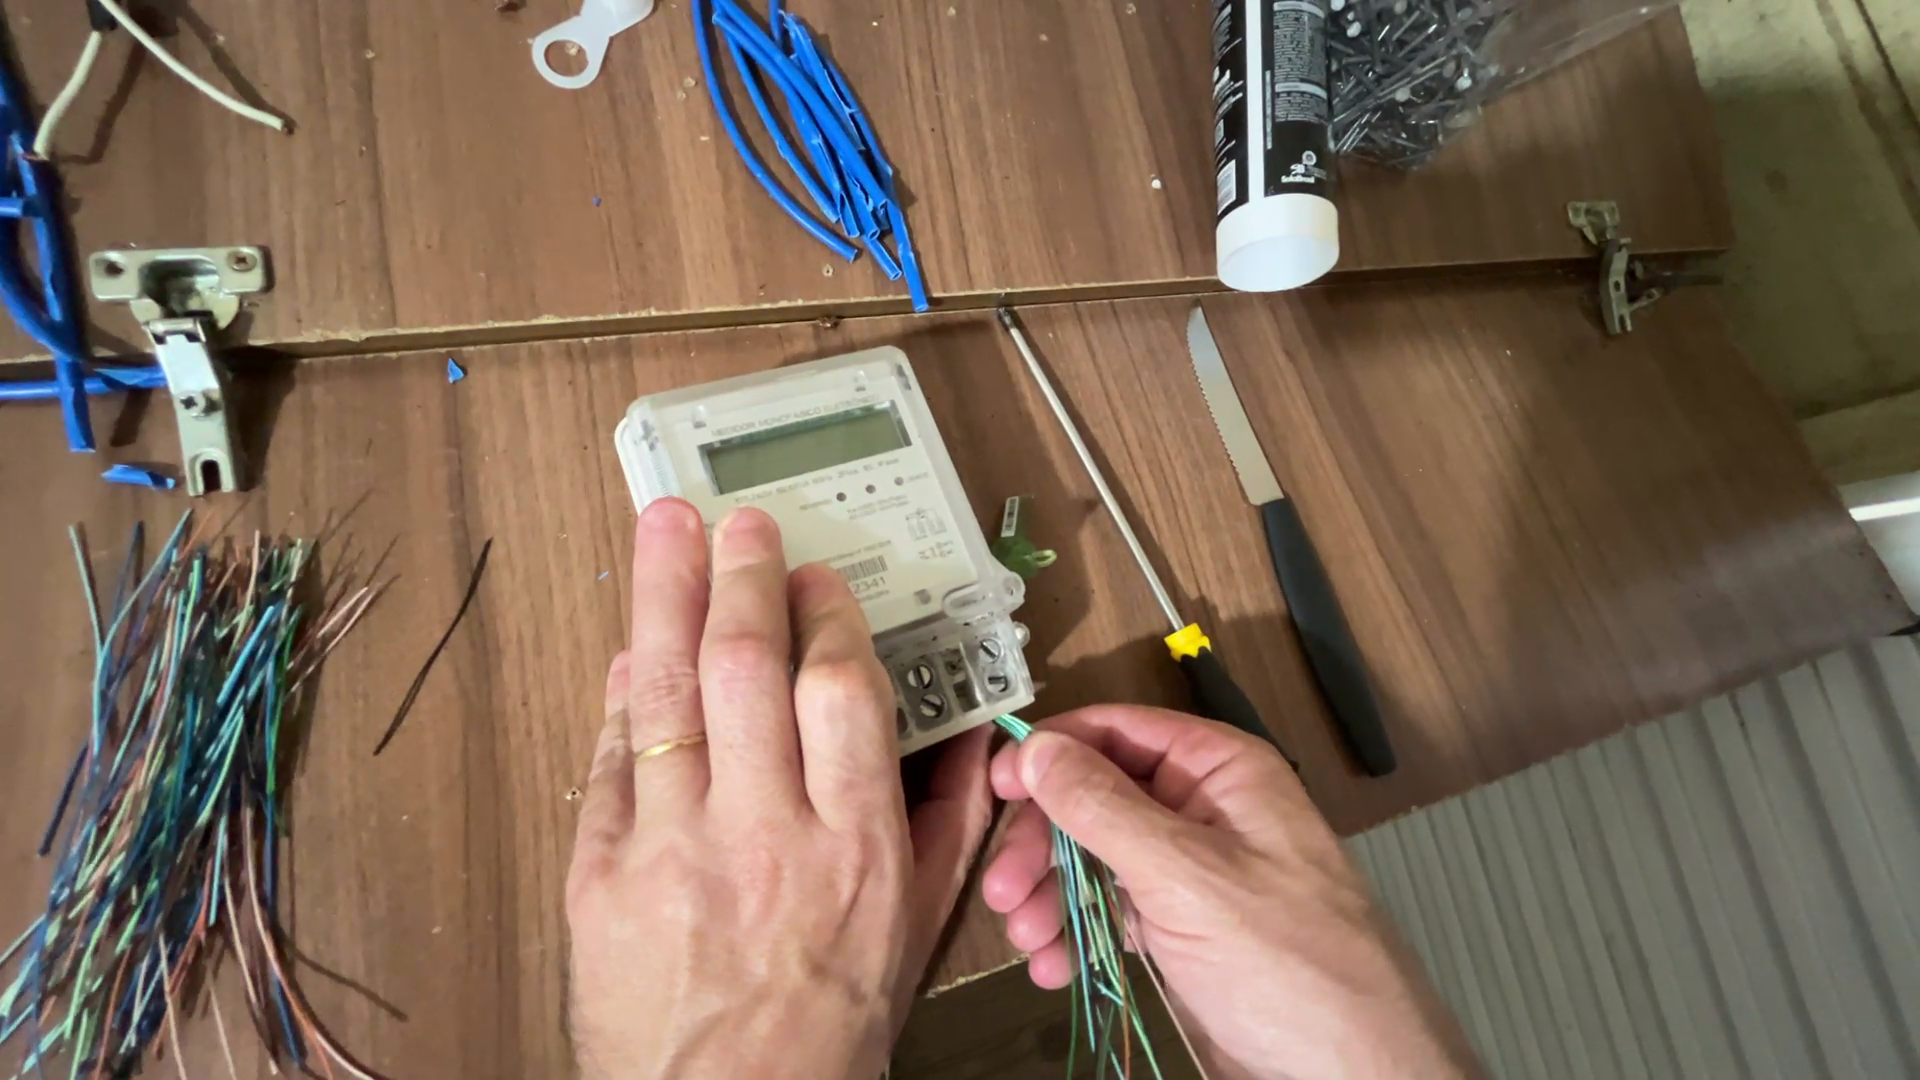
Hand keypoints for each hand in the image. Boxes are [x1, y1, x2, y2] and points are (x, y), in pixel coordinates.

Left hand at [566, 499, 992, 1079]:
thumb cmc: (836, 1011)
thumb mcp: (923, 914)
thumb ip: (953, 812)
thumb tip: (975, 733)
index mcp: (852, 838)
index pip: (839, 690)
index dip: (825, 617)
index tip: (815, 578)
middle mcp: (763, 831)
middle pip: (745, 669)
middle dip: (742, 579)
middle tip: (740, 524)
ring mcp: (672, 848)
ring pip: (666, 693)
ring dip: (665, 598)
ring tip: (667, 530)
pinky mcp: (601, 874)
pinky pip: (609, 758)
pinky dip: (620, 691)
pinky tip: (632, 643)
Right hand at [982, 707, 1480, 1079]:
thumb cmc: (1285, 962)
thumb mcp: (1187, 875)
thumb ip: (1103, 806)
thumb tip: (1034, 746)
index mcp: (1215, 767)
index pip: (1115, 731)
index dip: (1051, 751)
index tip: (998, 786)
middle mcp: (1198, 804)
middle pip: (1095, 794)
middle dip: (1045, 841)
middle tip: (1002, 888)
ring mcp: (1187, 865)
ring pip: (1094, 851)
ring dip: (1051, 890)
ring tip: (1024, 937)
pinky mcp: (1178, 919)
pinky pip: (1111, 902)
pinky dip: (1076, 926)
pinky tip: (1052, 963)